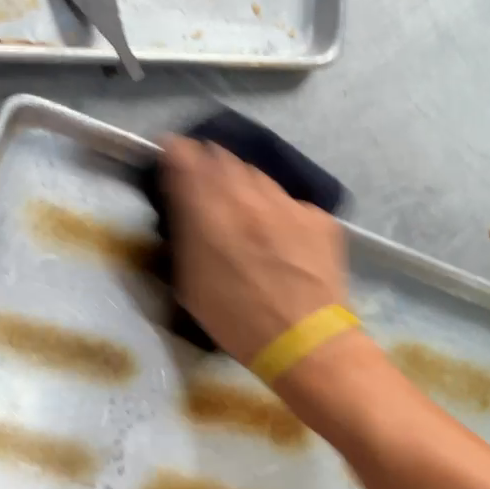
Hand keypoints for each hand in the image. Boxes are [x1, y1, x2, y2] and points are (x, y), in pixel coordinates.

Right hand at [162, 137, 350, 363]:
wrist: (302, 340)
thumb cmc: (235, 321)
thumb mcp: (192, 283)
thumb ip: (186, 235)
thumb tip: (182, 203)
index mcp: (211, 217)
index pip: (190, 163)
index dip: (178, 151)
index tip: (171, 148)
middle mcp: (249, 200)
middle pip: (225, 160)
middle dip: (209, 160)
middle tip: (200, 169)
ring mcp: (288, 205)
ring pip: (257, 176)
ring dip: (241, 179)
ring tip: (235, 194)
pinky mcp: (318, 217)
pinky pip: (287, 201)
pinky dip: (273, 207)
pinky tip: (272, 227)